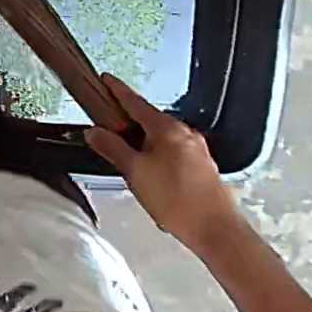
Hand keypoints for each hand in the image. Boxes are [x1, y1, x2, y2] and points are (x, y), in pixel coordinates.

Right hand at [84, 75, 243, 252]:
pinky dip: (152, 150)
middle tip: (104, 123)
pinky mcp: (201, 166)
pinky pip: (170, 148)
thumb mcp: (133, 171)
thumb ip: (111, 147)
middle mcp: (185, 134)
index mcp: (167, 129)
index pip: (135, 102)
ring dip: (139, 137)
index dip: (116, 90)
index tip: (105, 79)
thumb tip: (94, 131)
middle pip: (148, 118)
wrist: (216, 232)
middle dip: (125, 119)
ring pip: (159, 135)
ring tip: (121, 150)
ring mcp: (196, 150)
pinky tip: (144, 165)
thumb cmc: (175, 199)